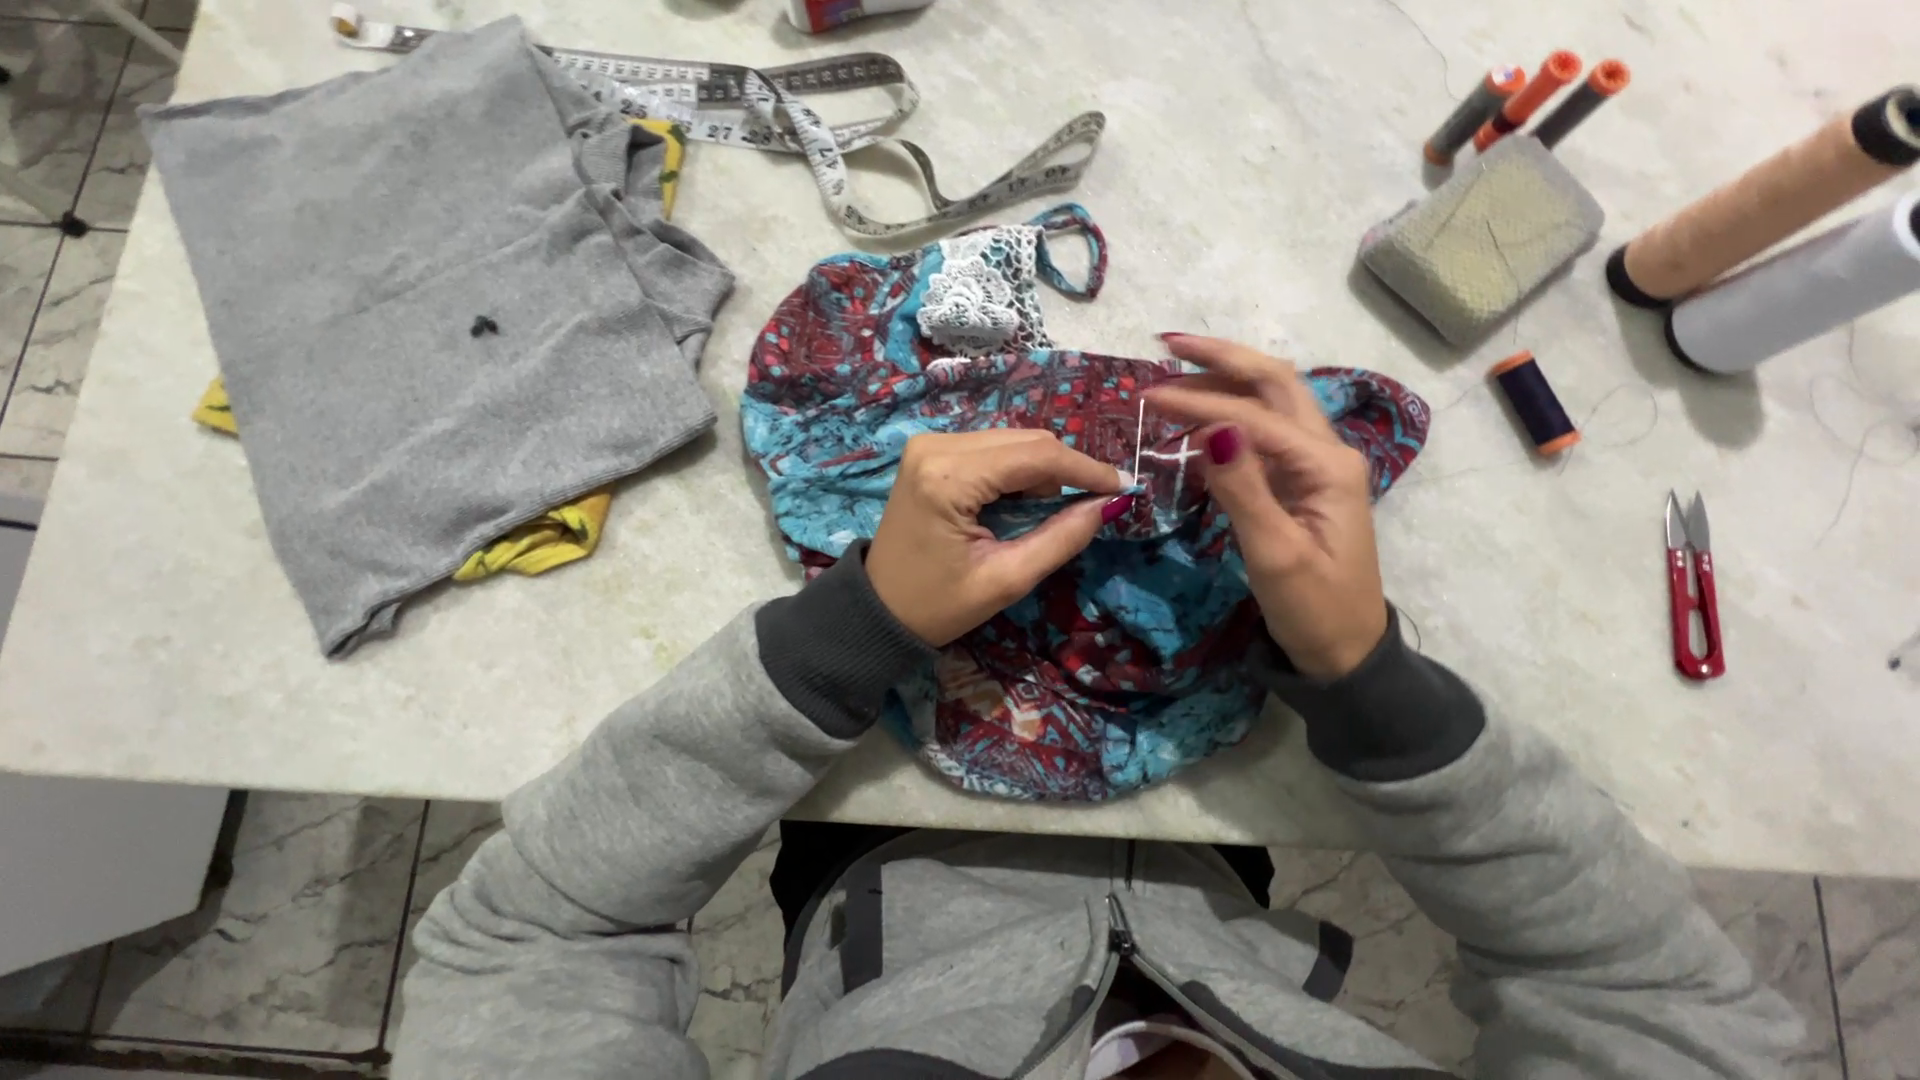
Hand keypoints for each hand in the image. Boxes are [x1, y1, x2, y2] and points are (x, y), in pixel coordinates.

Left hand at [866, 430, 1132, 646]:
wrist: (878, 609)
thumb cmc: (938, 605)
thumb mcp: (1007, 579)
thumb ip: (1061, 537)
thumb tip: (1108, 505)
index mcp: (949, 477)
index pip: (1036, 455)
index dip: (1086, 469)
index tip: (1124, 487)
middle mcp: (936, 446)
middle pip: (1026, 441)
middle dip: (1065, 470)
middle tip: (1095, 503)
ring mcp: (929, 444)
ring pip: (1012, 441)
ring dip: (1041, 472)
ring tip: (1048, 514)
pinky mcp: (929, 452)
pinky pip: (992, 449)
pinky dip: (1017, 472)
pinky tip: (1020, 504)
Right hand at [1146, 335, 1387, 678]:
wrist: (1346, 652)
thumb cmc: (1314, 607)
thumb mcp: (1275, 554)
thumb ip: (1245, 489)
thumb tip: (1214, 428)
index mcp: (1326, 465)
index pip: (1254, 416)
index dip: (1199, 401)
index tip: (1147, 398)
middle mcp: (1325, 452)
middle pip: (1273, 384)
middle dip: (1222, 359)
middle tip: (1168, 344)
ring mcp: (1312, 466)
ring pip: (1269, 403)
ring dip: (1223, 383)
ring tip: (1170, 378)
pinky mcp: (1298, 483)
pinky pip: (1261, 436)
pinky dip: (1226, 418)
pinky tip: (1193, 423)